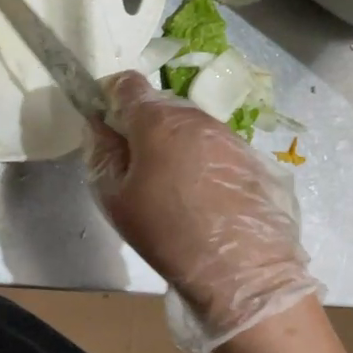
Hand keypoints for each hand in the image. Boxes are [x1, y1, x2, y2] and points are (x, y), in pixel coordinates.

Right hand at [85, 72, 321, 352]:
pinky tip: (200, 197)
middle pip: (160, 105)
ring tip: (168, 185)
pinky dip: (201, 161)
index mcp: (157, 122)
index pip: (127, 83)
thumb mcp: (114, 198)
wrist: (242, 269)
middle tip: (133, 164)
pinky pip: (215, 148)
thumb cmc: (166, 232)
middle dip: (142, 125)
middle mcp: (197, 118)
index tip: (105, 123)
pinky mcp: (254, 159)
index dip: (110, 97)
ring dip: (174, 144)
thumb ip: (101, 154)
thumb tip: (98, 127)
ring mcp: (230, 137)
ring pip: (190, 127)